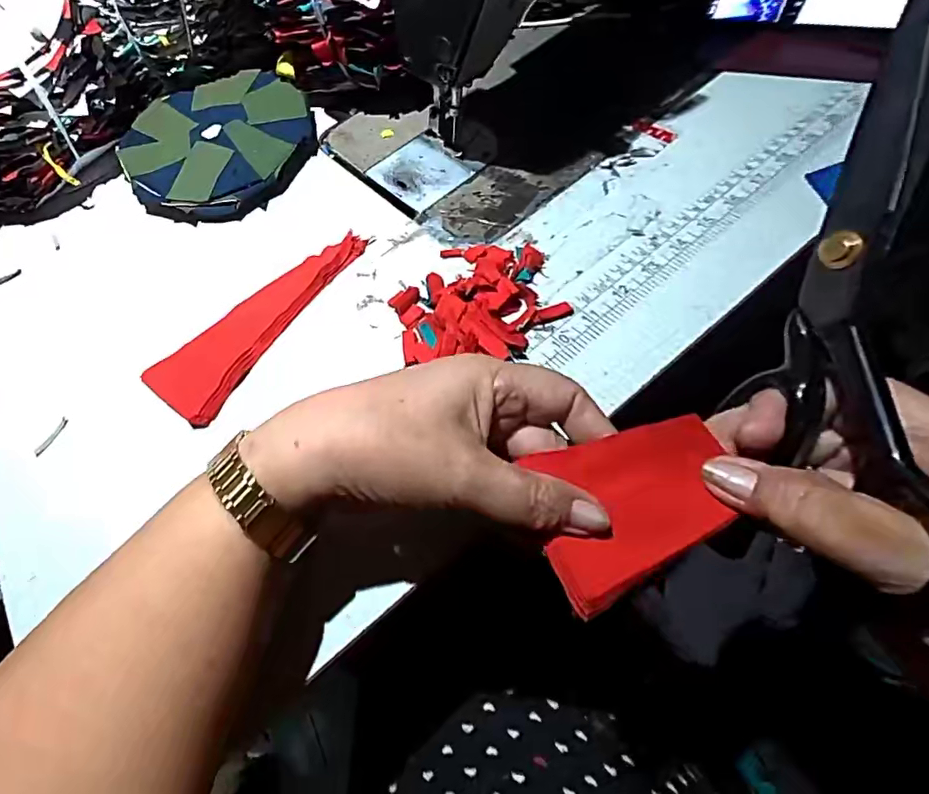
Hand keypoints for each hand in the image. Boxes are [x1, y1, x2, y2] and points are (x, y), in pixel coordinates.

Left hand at [240, 356, 616, 536]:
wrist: (304, 463)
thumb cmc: (392, 447)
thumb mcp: (466, 474)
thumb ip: (534, 500)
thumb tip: (602, 519)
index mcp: (493, 381)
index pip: (564, 398)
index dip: (597, 433)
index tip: (623, 480)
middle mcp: (484, 402)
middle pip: (544, 439)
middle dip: (570, 482)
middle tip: (599, 533)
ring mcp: (463, 435)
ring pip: (520, 468)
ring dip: (542, 503)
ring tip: (572, 547)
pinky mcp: (444, 465)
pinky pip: (494, 484)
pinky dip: (512, 510)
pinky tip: (531, 542)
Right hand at [698, 382, 928, 790]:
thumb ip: (824, 515)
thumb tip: (720, 472)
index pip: (856, 398)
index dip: (793, 404)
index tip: (738, 434)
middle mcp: (923, 476)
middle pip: (825, 440)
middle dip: (765, 449)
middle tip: (704, 469)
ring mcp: (903, 524)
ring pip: (815, 488)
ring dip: (764, 493)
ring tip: (709, 502)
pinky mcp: (884, 568)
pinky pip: (819, 532)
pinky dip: (779, 530)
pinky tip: (741, 530)